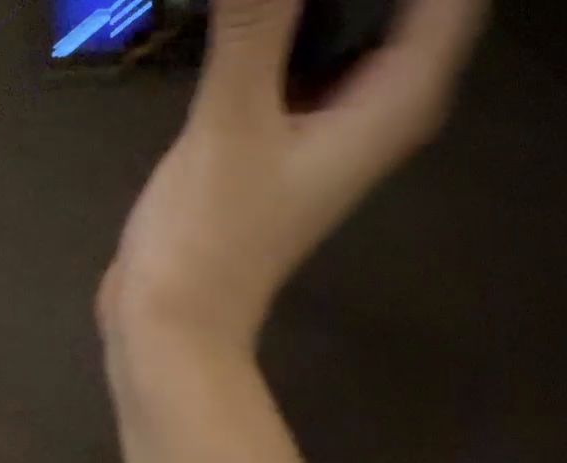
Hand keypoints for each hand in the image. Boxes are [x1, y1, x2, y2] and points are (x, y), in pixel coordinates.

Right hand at [99, 0, 488, 354]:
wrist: (169, 327)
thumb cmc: (209, 239)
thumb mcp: (229, 126)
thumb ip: (253, 28)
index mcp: (398, 95)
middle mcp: (379, 103)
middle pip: (395, 2)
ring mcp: (329, 124)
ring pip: (344, 27)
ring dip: (308, 7)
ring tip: (250, 6)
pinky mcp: (282, 141)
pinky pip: (299, 62)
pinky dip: (279, 33)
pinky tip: (237, 19)